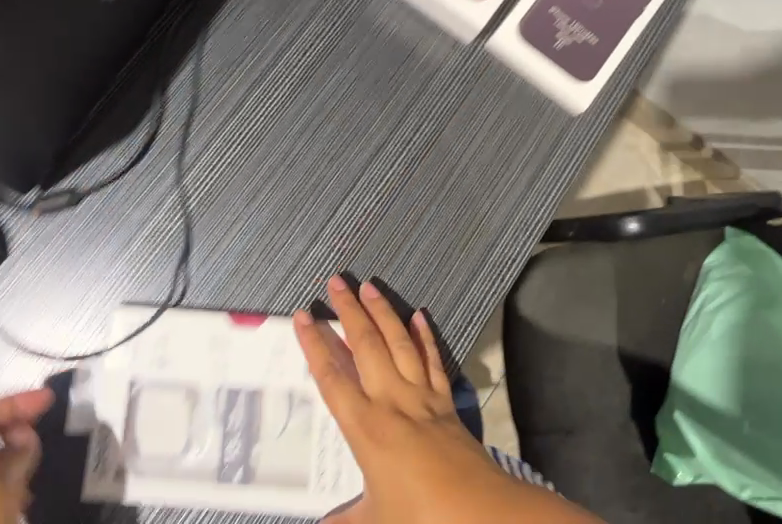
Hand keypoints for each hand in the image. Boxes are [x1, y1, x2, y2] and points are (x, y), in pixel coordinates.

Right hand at [295, 277, 603, 523]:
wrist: (479, 513)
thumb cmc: (420, 518)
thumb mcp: (372, 521)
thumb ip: (342, 520)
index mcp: (365, 427)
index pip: (332, 376)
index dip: (315, 344)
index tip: (303, 315)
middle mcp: (390, 402)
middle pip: (365, 346)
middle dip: (348, 311)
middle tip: (336, 281)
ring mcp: (421, 398)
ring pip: (398, 343)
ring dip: (382, 313)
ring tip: (369, 285)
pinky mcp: (446, 403)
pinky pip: (432, 361)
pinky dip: (424, 337)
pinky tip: (419, 315)